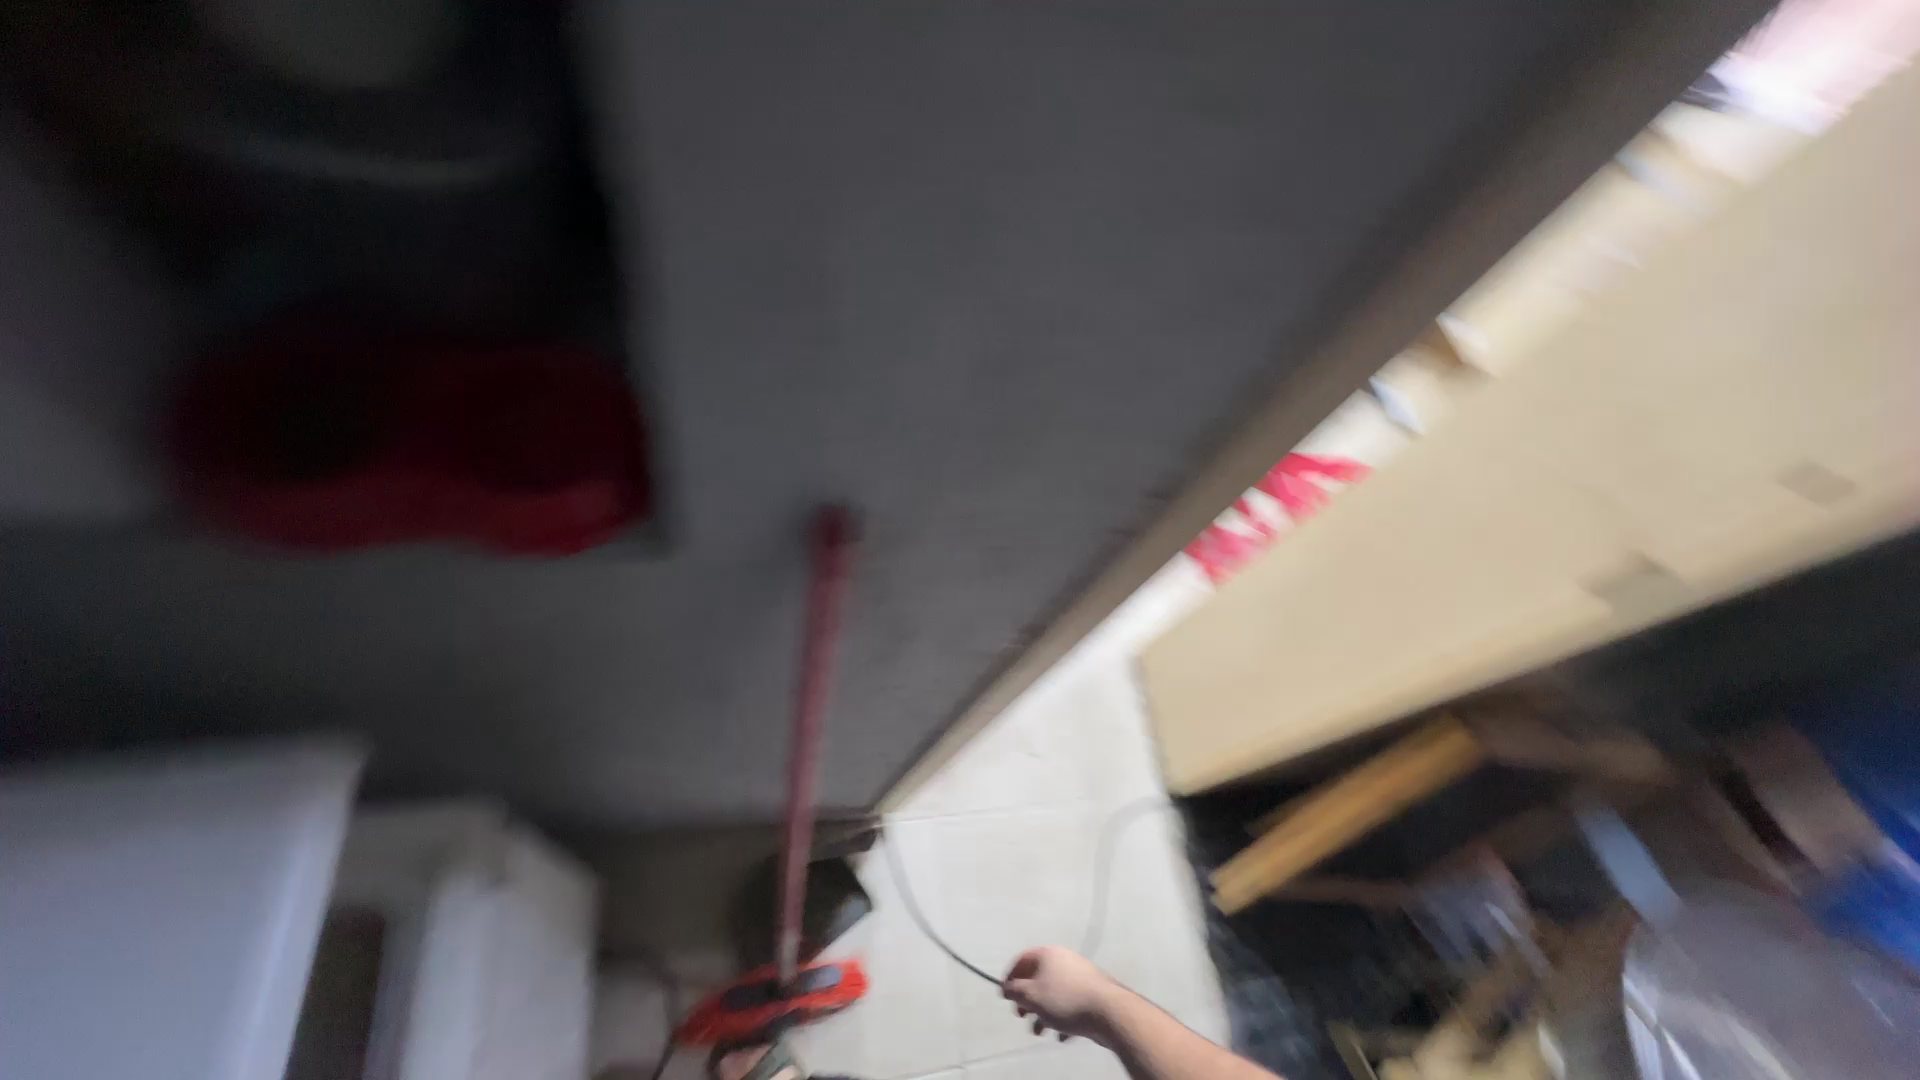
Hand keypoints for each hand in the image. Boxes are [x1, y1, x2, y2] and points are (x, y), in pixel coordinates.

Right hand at [1001, 946, 1118, 1041]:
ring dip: (1043, 1012)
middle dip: (1027, 999)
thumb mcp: (1032, 996)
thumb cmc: (1064, 1000)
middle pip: (1038, 977)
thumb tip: (1006, 987)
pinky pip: (1070, 1004)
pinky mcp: (1091, 993)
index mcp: (1048, 954)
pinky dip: (1062, 1018)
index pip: (1022, 959)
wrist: (1108, 1011)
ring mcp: (1080, 975)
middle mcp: (1064, 959)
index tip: (1005, 996)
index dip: (1010, 976)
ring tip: (1039, 1031)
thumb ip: (1015, 991)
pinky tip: (1061, 1035)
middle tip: (1020, 1015)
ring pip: (1054, 993)